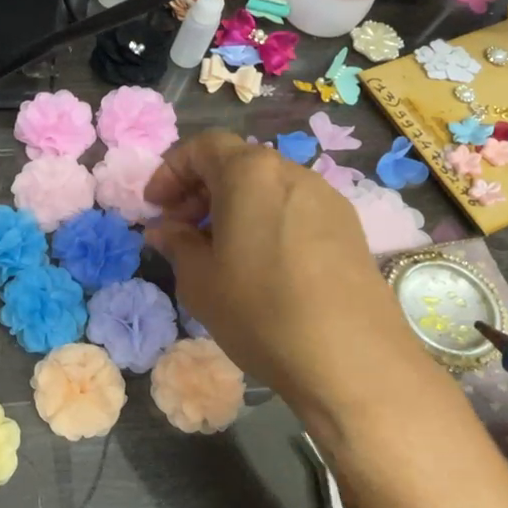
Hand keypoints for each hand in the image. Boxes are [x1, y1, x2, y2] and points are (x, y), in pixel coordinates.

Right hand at [143, 132, 418, 418]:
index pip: (203, 147)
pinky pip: (295, 211)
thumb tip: (165, 230)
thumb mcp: (200, 280)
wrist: (352, 360)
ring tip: (217, 252)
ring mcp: (327, 200)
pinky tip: (260, 267)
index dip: (171, 171)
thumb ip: (177, 244)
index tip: (154, 207)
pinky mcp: (350, 231)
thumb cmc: (260, 311)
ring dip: (234, 209)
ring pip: (268, 189)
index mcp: (250, 173)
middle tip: (179, 230)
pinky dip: (267, 223)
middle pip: (237, 164)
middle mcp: (292, 173)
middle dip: (201, 190)